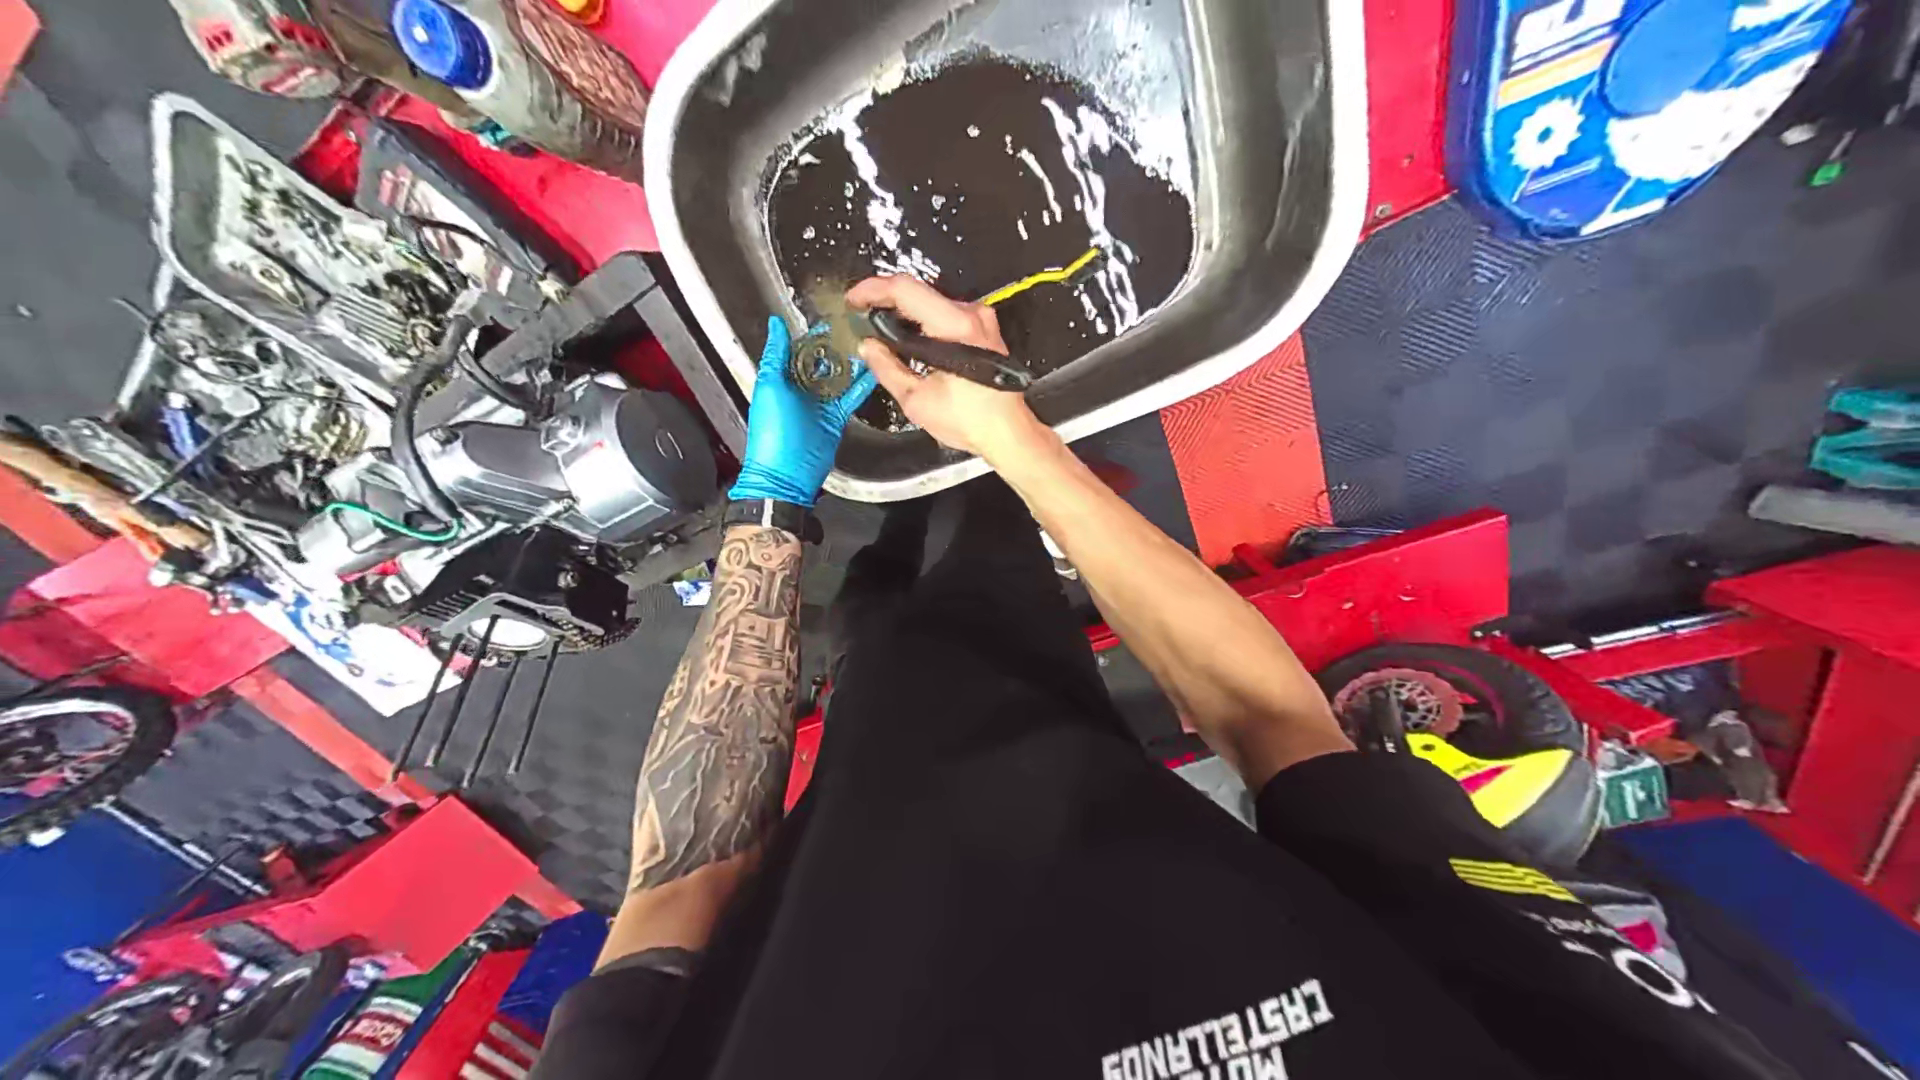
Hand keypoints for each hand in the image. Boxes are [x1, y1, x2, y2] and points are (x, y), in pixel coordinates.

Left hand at [728, 316, 876, 506]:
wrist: (787, 473)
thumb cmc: (772, 431)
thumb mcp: (769, 386)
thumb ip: (775, 355)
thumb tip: (775, 324)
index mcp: (783, 377)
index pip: (800, 348)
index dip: (815, 333)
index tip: (833, 315)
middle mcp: (802, 388)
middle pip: (823, 360)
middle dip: (838, 345)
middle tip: (859, 325)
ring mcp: (821, 403)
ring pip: (840, 376)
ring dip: (853, 362)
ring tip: (871, 342)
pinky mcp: (836, 417)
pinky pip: (851, 396)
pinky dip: (863, 384)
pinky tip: (876, 369)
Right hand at [846, 276, 1048, 462]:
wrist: (1007, 432)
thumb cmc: (972, 420)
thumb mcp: (917, 400)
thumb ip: (887, 368)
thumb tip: (868, 348)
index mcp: (956, 327)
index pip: (905, 290)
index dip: (872, 290)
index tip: (854, 300)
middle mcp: (972, 316)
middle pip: (918, 292)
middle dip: (885, 302)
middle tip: (862, 316)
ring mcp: (981, 321)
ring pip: (931, 303)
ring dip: (904, 313)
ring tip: (880, 329)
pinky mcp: (983, 330)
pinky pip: (946, 315)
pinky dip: (923, 323)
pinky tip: (908, 339)